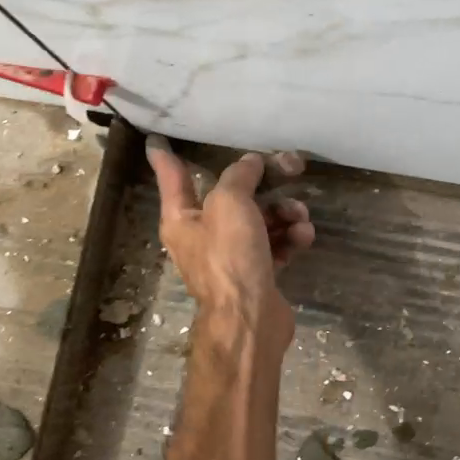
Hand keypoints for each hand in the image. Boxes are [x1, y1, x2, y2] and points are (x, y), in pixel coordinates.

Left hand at [147, 136, 313, 323]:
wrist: (251, 318)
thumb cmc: (230, 256)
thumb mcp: (230, 204)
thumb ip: (239, 176)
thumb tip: (250, 163)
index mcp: (182, 218)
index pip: (172, 178)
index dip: (165, 157)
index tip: (156, 141)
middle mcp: (203, 235)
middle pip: (233, 195)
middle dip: (264, 180)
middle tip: (293, 165)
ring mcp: (232, 255)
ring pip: (260, 219)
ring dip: (284, 211)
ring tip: (299, 215)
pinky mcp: (258, 272)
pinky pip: (275, 243)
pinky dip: (290, 236)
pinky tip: (304, 235)